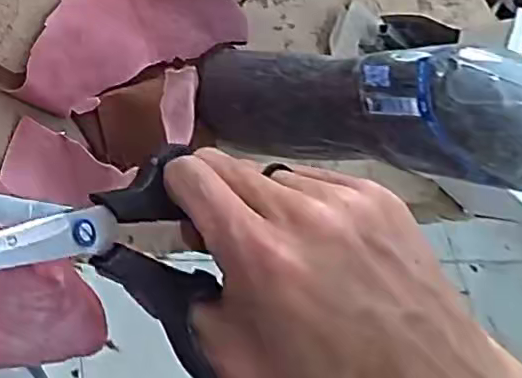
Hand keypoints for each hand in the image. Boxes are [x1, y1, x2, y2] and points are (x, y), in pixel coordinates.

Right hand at [164, 149, 521, 377]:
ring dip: (266, 202)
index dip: (175, 186)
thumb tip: (144, 259)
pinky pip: (316, 179)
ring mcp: (343, 198)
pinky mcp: (376, 193)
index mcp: (259, 253)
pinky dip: (310, 204)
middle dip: (215, 193)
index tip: (180, 205)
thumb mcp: (237, 359)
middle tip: (227, 232)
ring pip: (270, 173)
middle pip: (224, 163)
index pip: (190, 172)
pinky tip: (328, 244)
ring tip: (291, 248)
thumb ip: (182, 298)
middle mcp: (300, 212)